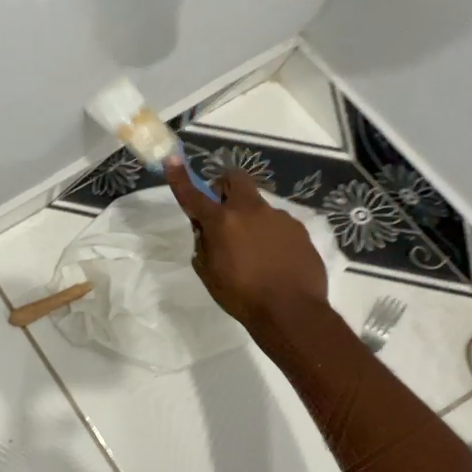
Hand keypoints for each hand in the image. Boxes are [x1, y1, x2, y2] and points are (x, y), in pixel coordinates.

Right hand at [164, 159, 326, 323]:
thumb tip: (206, 229)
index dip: (179, 176)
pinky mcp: (300, 230)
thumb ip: (204, 243)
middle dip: (225, 186)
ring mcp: (279, 218)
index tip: (171, 159)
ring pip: (258, 206)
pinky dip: (270, 235)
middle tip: (223, 209)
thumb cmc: (241, 295)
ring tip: (254, 250)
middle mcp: (251, 211)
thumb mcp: (208, 271)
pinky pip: (278, 224)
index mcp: (222, 222)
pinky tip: (274, 259)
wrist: (292, 313)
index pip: (193, 195)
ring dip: (250, 218)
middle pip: (235, 179)